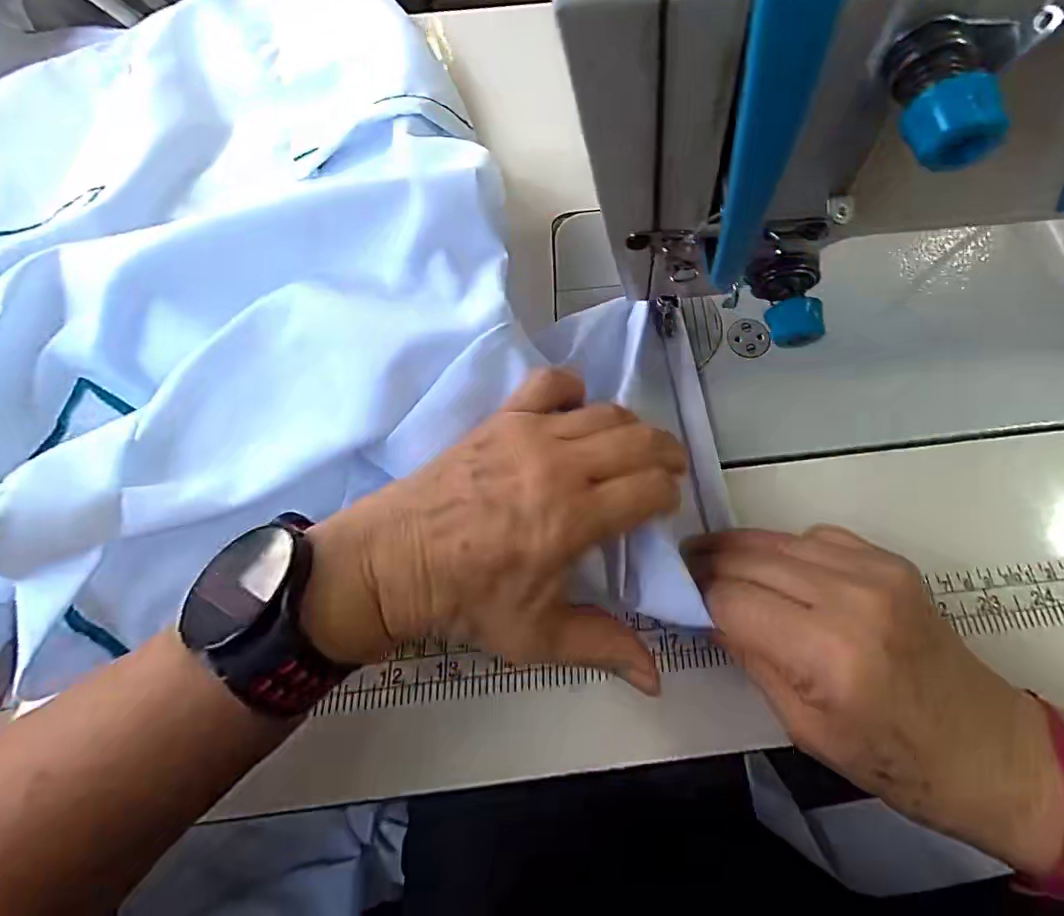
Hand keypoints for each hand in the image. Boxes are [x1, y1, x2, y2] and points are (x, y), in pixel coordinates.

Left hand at [303, 368, 686, 693]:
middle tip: (662, 474)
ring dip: (629, 428)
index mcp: (574, 518)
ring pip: (605, 411)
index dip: (667, 496)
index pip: (651, 488)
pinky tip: (572, 412)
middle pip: (639, 441)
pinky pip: (547, 383)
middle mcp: (560, 466)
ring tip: (628, 450)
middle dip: (664, 455)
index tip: (660, 509)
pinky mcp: (500, 417)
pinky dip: (571, 389)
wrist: (396, 559)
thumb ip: (603, 647)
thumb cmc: (466, 599)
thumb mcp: (537, 636)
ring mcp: (528, 433)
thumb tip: (657, 680)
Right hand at [685, 527, 1057, 858]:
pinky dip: (781, 549)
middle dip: (706, 565)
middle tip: (682, 574)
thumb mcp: (802, 726)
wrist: (991, 749)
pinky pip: (810, 537)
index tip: (674, 599)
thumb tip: (706, 612)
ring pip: (773, 539)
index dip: (694, 596)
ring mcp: (874, 571)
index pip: (729, 599)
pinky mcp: (888, 560)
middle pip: (746, 558)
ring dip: (737, 551)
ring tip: (714, 565)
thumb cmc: (893, 759)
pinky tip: (778, 571)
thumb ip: (750, 658)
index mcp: (828, 654)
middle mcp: (851, 598)